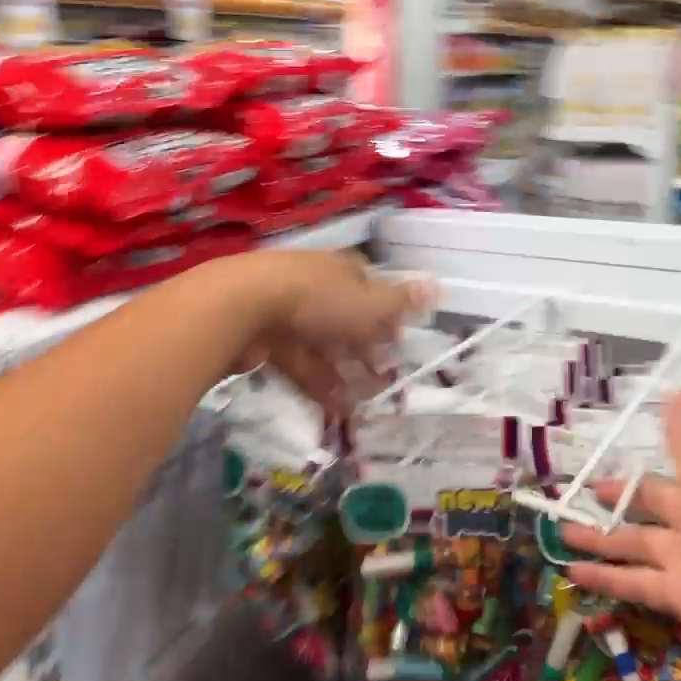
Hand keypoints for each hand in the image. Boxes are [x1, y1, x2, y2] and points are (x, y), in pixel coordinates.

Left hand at [200, 250, 432, 414]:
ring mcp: (287, 314)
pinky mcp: (266, 341)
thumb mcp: (369, 302)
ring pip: (323, 346)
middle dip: (365, 349)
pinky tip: (334, 409)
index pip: (369, 286)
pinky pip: (299, 365)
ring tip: (364, 405)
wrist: (241, 308)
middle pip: (345, 319)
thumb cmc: (317, 301)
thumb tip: (438, 286)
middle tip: (384, 380)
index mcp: (341, 271)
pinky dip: (318, 386)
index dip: (386, 313)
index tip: (399, 340)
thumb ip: (402, 301)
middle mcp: (314, 286)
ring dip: (344, 374)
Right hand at [560, 395, 680, 680]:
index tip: (636, 432)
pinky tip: (577, 576)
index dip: (667, 444)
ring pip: (640, 546)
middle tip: (580, 495)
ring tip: (562, 535)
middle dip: (619, 500)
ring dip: (603, 541)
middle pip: (656, 506)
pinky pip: (639, 584)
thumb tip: (679, 391)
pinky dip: (609, 579)